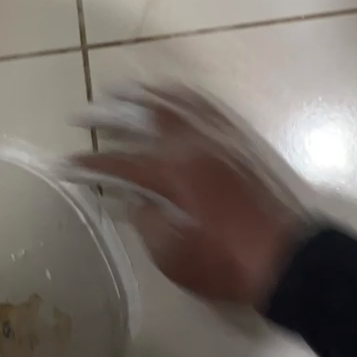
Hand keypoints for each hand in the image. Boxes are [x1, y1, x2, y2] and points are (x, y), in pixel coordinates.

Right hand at [67, 84, 309, 308]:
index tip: (67, 165)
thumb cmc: (228, 264)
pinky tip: (171, 95)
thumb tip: (138, 200)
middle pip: (141, 120)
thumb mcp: (175, 257)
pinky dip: (182, 96)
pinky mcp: (240, 139)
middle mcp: (192, 145)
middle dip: (106, 116)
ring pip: (174, 104)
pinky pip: (207, 105)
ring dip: (142, 97)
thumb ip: (148, 222)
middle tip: (81, 115)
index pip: (119, 163)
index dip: (90, 165)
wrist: (289, 258)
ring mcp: (219, 138)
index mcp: (172, 175)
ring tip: (119, 92)